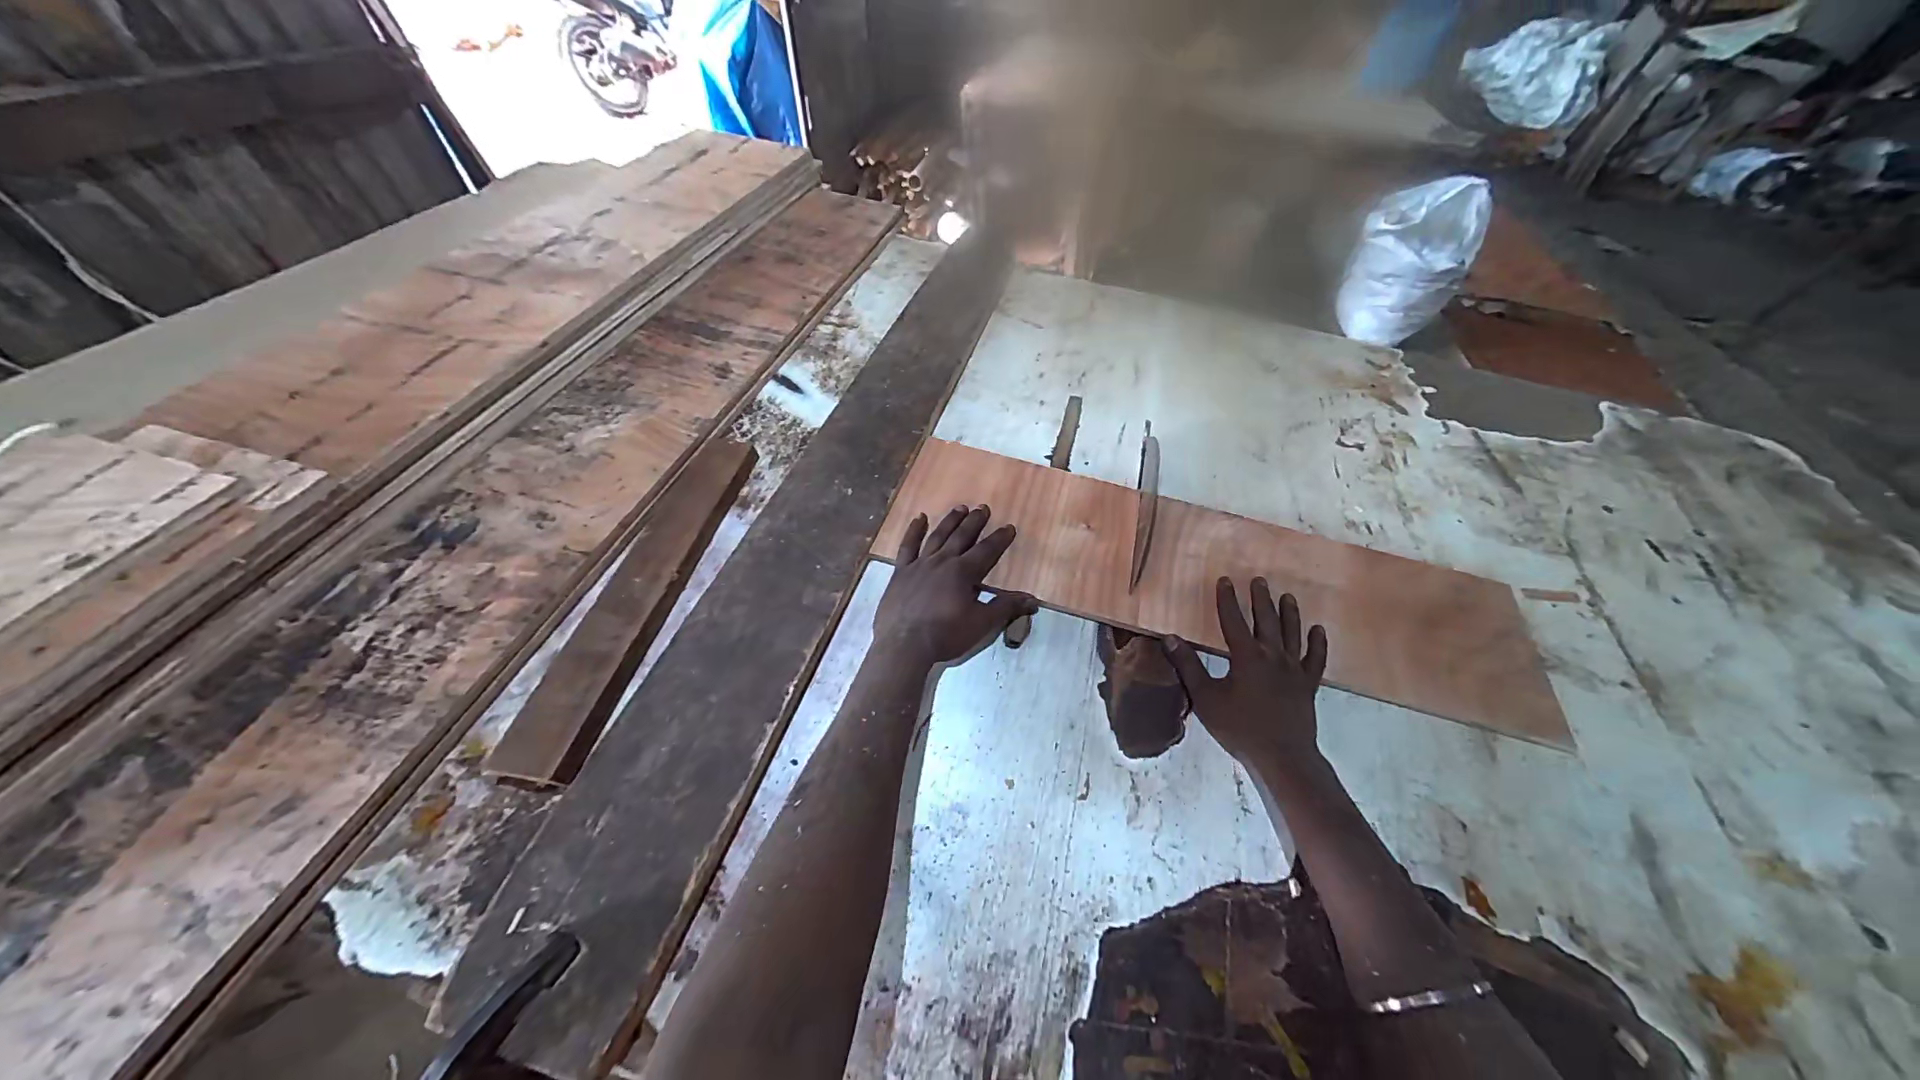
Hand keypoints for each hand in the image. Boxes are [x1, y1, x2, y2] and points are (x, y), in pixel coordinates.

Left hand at [875, 505, 1037, 667]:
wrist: (904, 644)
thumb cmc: (945, 635)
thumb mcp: (981, 623)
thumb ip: (1006, 607)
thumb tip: (1033, 599)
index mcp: (963, 572)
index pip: (986, 550)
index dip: (999, 539)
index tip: (1008, 527)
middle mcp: (942, 561)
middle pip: (961, 537)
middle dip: (974, 522)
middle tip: (983, 508)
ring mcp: (919, 565)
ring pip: (937, 536)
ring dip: (950, 521)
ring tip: (960, 508)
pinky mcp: (901, 572)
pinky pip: (908, 546)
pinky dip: (914, 531)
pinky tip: (919, 518)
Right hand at [1164, 578, 1327, 774]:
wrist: (1282, 756)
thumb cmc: (1239, 727)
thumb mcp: (1205, 697)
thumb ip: (1188, 666)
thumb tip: (1170, 638)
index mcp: (1246, 656)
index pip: (1233, 620)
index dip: (1227, 600)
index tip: (1225, 581)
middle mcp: (1273, 656)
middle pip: (1266, 620)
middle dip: (1260, 599)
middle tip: (1259, 581)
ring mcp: (1294, 669)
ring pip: (1292, 634)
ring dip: (1289, 613)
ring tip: (1286, 596)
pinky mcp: (1308, 684)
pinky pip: (1315, 658)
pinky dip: (1317, 643)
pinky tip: (1318, 630)